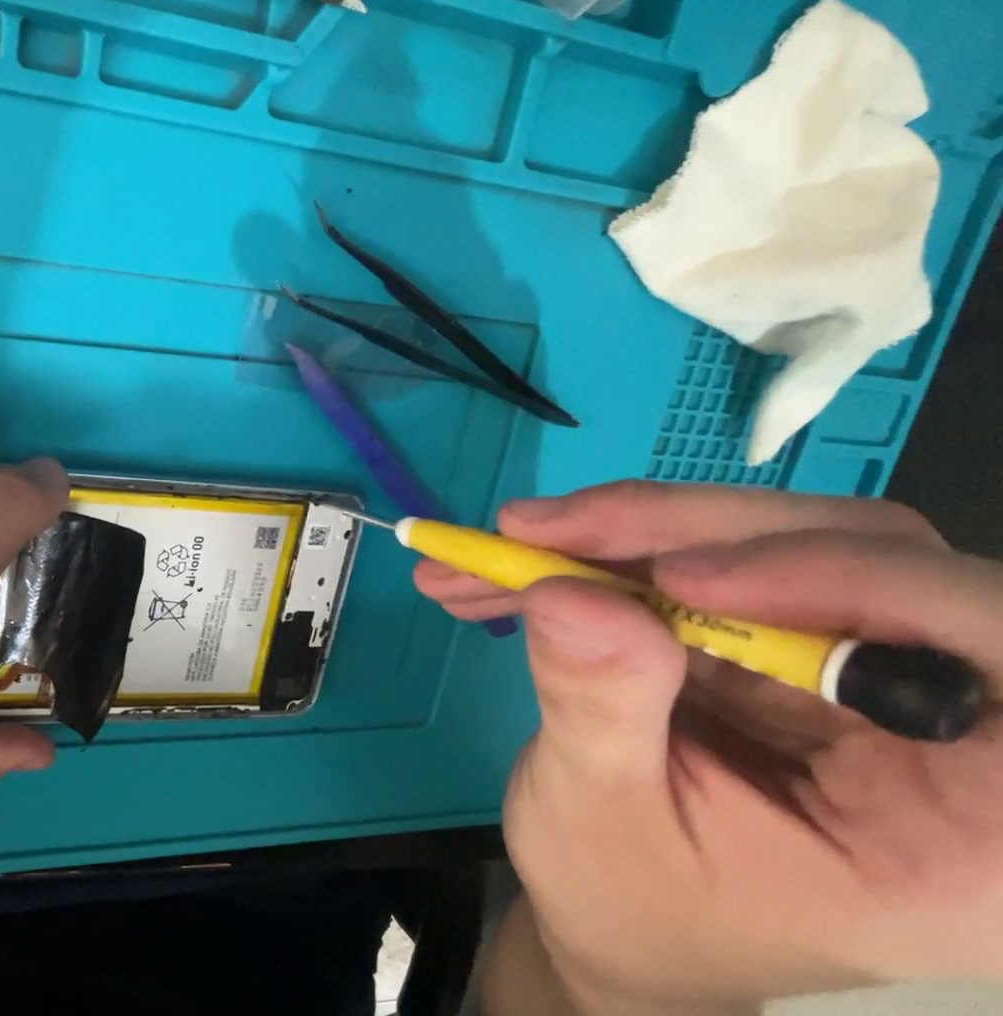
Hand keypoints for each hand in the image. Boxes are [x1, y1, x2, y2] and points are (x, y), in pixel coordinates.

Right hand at [418, 482, 1002, 1012]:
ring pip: (773, 541)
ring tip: (500, 548)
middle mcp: (943, 720)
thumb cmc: (633, 906)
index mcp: (974, 815)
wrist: (618, 922)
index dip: (854, 581)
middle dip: (681, 532)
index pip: (995, 645)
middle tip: (537, 531)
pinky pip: (702, 562)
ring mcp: (856, 671)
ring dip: (620, 533)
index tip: (682, 578)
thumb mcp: (604, 817)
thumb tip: (567, 591)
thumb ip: (601, 708)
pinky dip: (597, 554)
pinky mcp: (777, 642)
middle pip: (862, 558)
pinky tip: (507, 571)